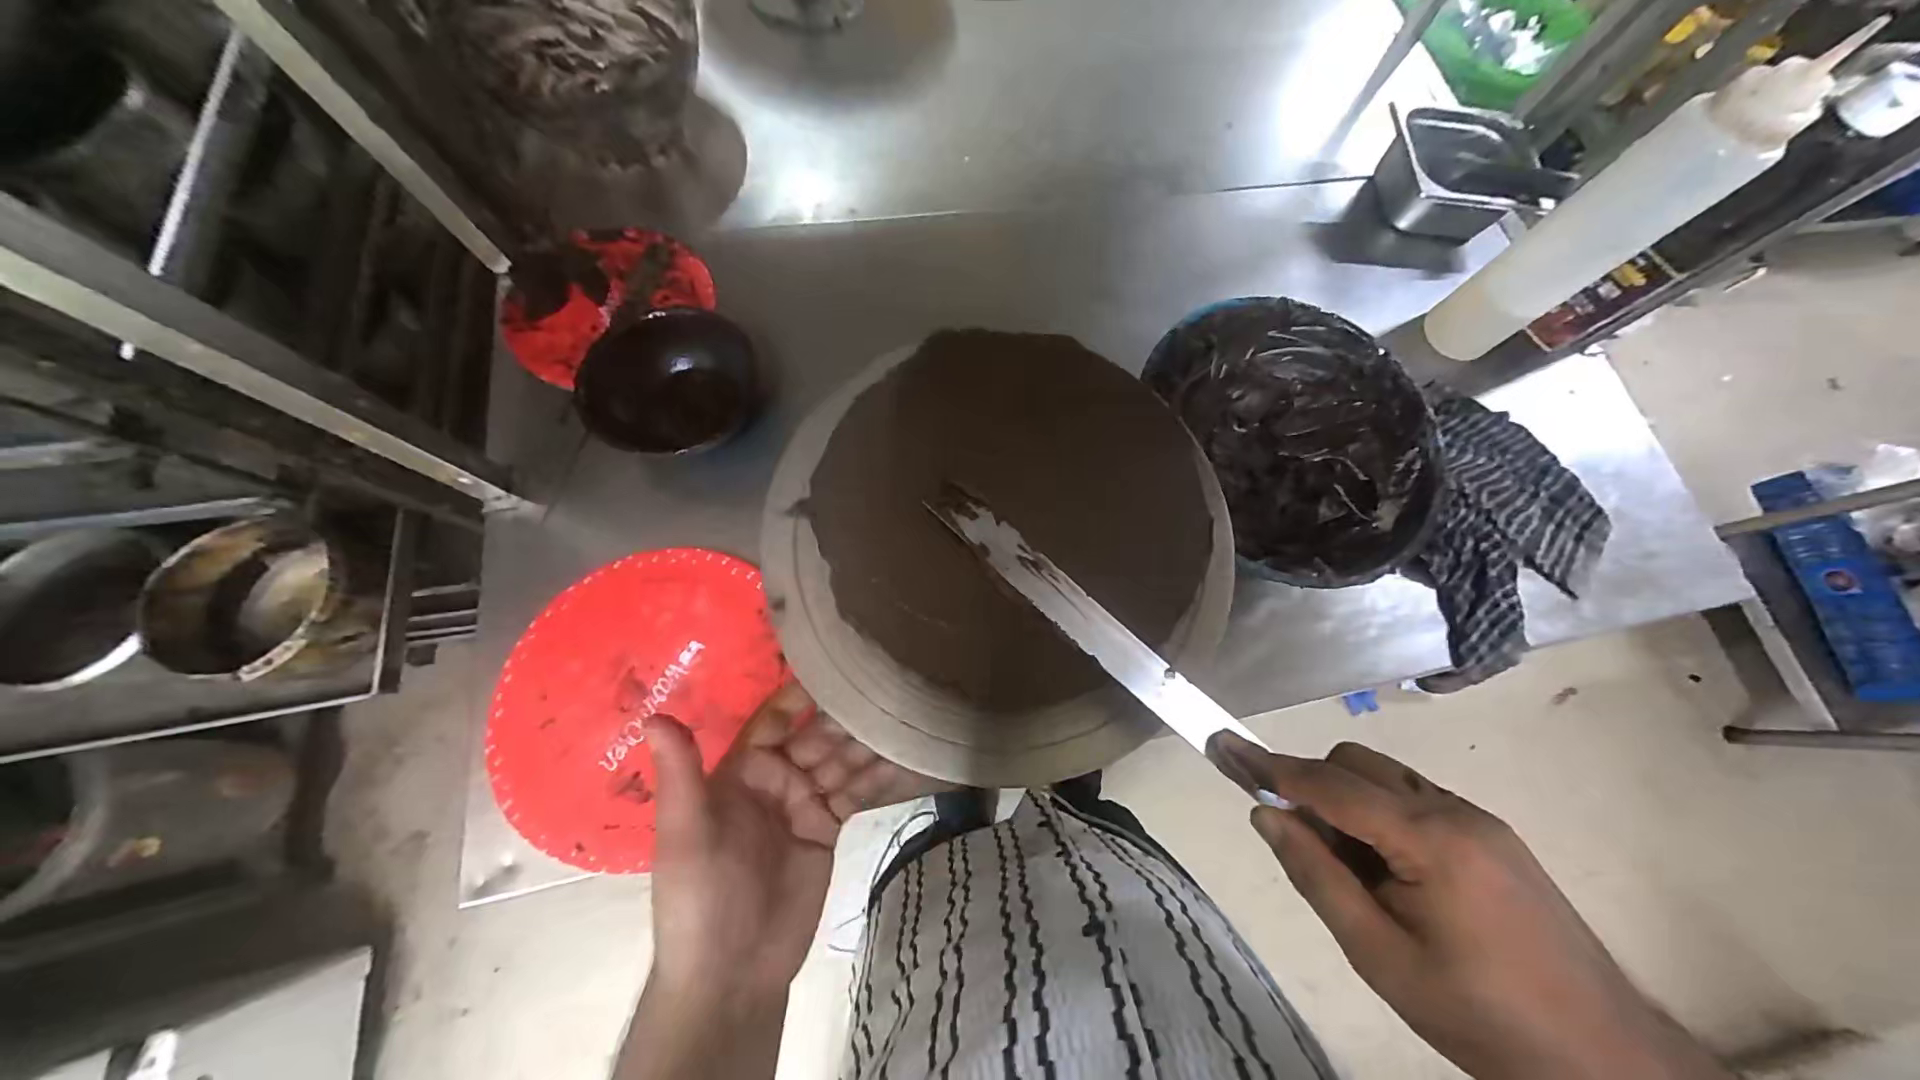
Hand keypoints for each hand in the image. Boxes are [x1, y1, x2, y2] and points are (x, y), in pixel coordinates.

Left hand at [646, 683, 954, 997]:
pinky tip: (902, 757)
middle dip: (841, 722)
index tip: (833, 670)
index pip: (773, 721)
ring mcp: (804, 804)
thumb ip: (680, 774)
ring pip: (839, 762)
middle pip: (814, 738)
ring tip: (897, 724)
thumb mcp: (685, 834)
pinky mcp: (829, 829)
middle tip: (879, 702)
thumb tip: (653, 717)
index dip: (799, 697)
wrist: (734, 972)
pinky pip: (855, 794)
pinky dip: (876, 776)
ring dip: (864, 744)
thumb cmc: (699, 899)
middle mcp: (774, 780)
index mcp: (740, 772)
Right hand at [1207, 734, 1730, 1079]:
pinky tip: (1386, 872)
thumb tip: (1266, 815)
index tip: (1222, 745)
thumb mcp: (1378, 956)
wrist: (1607, 1063)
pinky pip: (1414, 799)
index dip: (1268, 765)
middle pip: (1355, 765)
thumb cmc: (1480, 1016)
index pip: (1328, 784)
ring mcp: (1480, 821)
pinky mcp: (1495, 838)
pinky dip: (1379, 814)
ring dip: (1345, 801)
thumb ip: (1316, 875)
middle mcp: (1455, 811)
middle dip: (1311, 786)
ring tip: (1346, 869)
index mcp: (1429, 839)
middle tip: (1295, 841)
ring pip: (1385, 778)